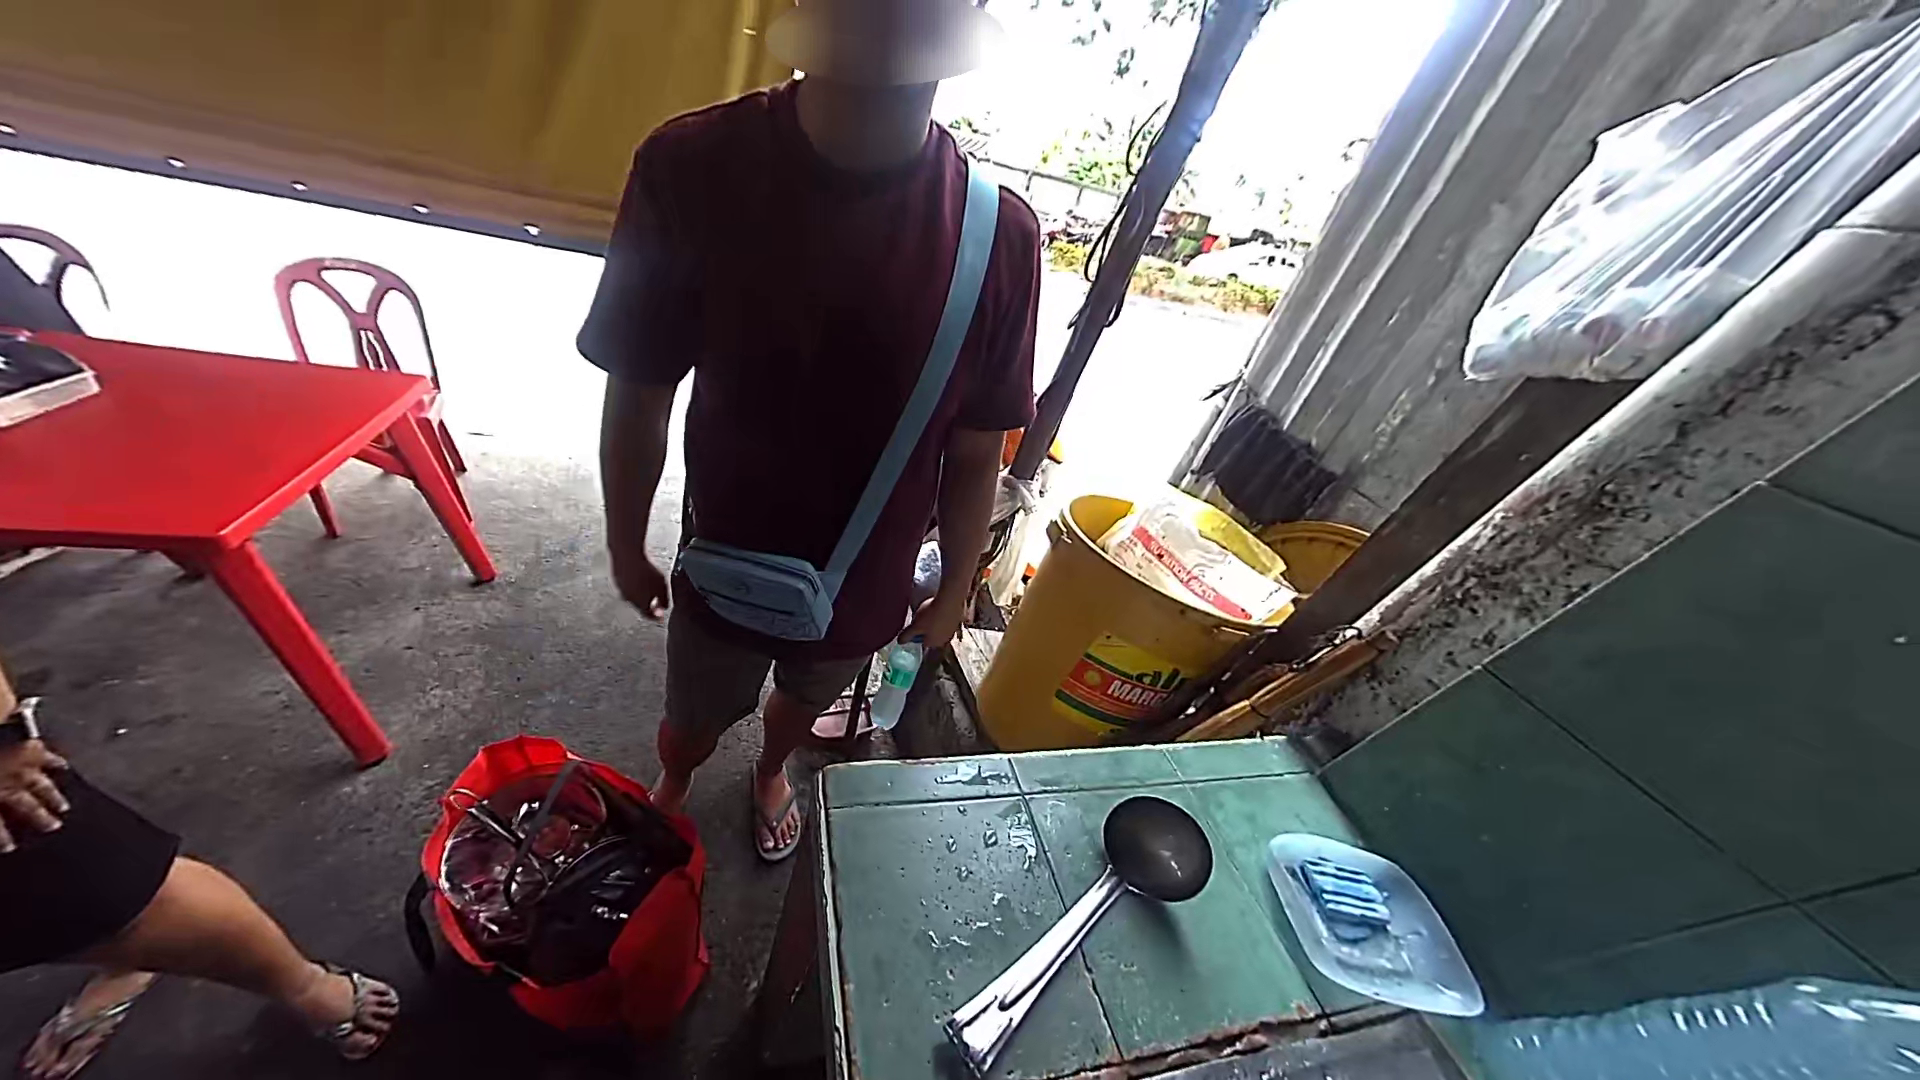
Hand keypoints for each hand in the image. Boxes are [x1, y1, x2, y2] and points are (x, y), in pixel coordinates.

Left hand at [0, 740, 68, 853]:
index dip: (2, 836)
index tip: (11, 848)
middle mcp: (12, 784)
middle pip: (28, 805)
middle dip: (40, 817)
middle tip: (54, 826)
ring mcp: (27, 767)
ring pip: (45, 785)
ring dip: (54, 797)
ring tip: (64, 806)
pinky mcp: (35, 750)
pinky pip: (50, 759)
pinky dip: (58, 765)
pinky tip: (64, 768)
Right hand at [612, 548, 669, 618]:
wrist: (627, 554)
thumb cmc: (646, 570)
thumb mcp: (662, 586)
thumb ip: (664, 600)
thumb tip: (665, 608)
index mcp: (639, 603)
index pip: (648, 616)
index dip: (656, 617)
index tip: (661, 618)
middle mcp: (628, 599)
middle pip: (640, 607)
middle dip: (649, 607)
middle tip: (657, 606)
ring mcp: (621, 589)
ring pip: (633, 597)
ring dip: (642, 596)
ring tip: (651, 591)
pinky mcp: (617, 579)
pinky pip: (628, 587)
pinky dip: (635, 587)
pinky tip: (641, 580)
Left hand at [902, 587, 968, 650]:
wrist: (950, 601)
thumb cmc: (931, 615)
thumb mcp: (915, 625)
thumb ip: (907, 635)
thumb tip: (899, 642)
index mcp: (934, 643)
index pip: (922, 643)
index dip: (916, 634)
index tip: (914, 625)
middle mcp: (945, 640)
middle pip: (932, 636)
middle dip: (926, 629)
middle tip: (921, 618)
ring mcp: (953, 630)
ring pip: (940, 628)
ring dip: (935, 622)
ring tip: (930, 611)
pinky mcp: (958, 620)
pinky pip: (947, 620)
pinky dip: (943, 616)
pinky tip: (939, 607)